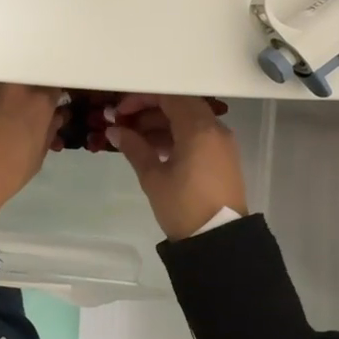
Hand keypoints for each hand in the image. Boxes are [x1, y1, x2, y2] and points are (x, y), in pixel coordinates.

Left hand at [0, 81, 68, 211]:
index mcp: (40, 100)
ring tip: (6, 104)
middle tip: (28, 105)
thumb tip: (54, 117)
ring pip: (9, 74)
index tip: (52, 103)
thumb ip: (49, 130)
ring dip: (12, 86)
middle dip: (34, 87)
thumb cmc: (7, 172)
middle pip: (32, 75)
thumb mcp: (37, 156)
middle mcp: (17, 82)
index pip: (55, 84)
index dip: (54, 95)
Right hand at [108, 93, 247, 239]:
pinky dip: (176, 136)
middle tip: (124, 123)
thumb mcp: (153, 177)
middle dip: (149, 110)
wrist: (221, 242)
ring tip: (134, 139)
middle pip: (179, 105)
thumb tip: (114, 130)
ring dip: (161, 124)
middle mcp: (215, 129)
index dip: (141, 99)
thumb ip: (133, 147)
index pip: (168, 96)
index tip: (120, 113)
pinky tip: (154, 150)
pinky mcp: (223, 158)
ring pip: (188, 120)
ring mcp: (222, 143)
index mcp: (199, 129)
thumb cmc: (184, 206)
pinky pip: (197, 135)